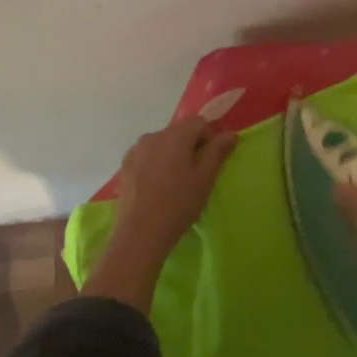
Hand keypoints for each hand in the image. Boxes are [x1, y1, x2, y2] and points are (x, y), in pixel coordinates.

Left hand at [84, 115, 237, 313]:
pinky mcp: (125, 165)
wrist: (140, 234)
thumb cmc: (178, 205)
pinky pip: (147, 155)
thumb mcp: (205, 179)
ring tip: (174, 184)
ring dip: (172, 155)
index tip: (209, 164)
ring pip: (162, 144)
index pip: (199, 122)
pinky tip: (156, 188)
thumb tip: (230, 133)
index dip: (209, 139)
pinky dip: (156, 164)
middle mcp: (153, 135)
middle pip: (179, 132)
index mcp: (175, 135)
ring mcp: (136, 149)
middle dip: (190, 147)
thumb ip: (218, 152)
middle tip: (194, 177)